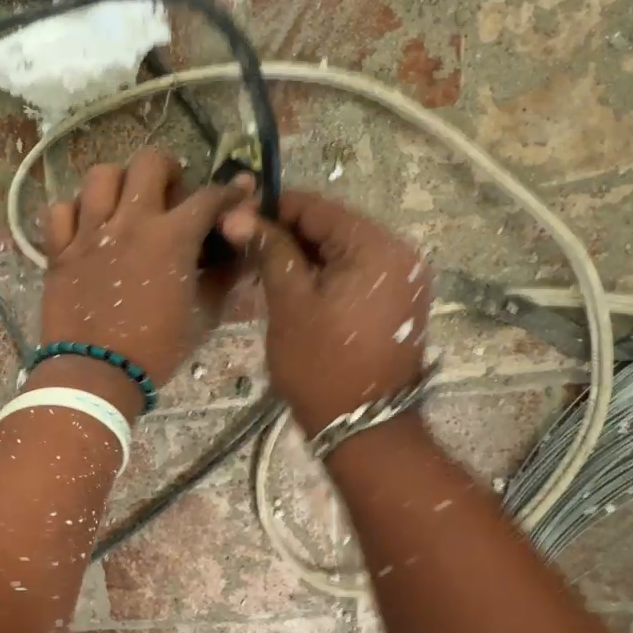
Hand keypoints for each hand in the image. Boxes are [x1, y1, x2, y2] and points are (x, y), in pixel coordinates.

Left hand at [35, 148, 251, 415]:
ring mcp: (89, 234)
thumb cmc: (155, 349)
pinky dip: (72, 211)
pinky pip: (58, 211)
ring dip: (117, 184)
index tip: (234, 196)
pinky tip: (85, 227)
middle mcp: (129, 223)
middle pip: (149, 162)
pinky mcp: (58, 251)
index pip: (209, 196)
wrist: (96, 373)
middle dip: (167, 170)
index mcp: (171, 237)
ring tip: (123, 206)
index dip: (229, 192)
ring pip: (100, 176)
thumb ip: (224, 276)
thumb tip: (240, 251)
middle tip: (169, 195)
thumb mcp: (203, 315)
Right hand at [221, 191, 430, 436]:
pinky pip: (351, 272)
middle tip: (240, 244)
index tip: (231, 215)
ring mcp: (401, 279)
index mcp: (378, 248)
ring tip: (257, 265)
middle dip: (284, 232)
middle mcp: (399, 255)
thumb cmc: (321, 362)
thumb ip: (269, 250)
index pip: (318, 208)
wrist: (361, 424)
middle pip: (331, 226)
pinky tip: (287, 285)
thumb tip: (236, 214)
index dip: (272, 208)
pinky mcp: (394, 301)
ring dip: (299, 253)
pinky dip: (319, 273)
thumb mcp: (289, 302)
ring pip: (339, 250)